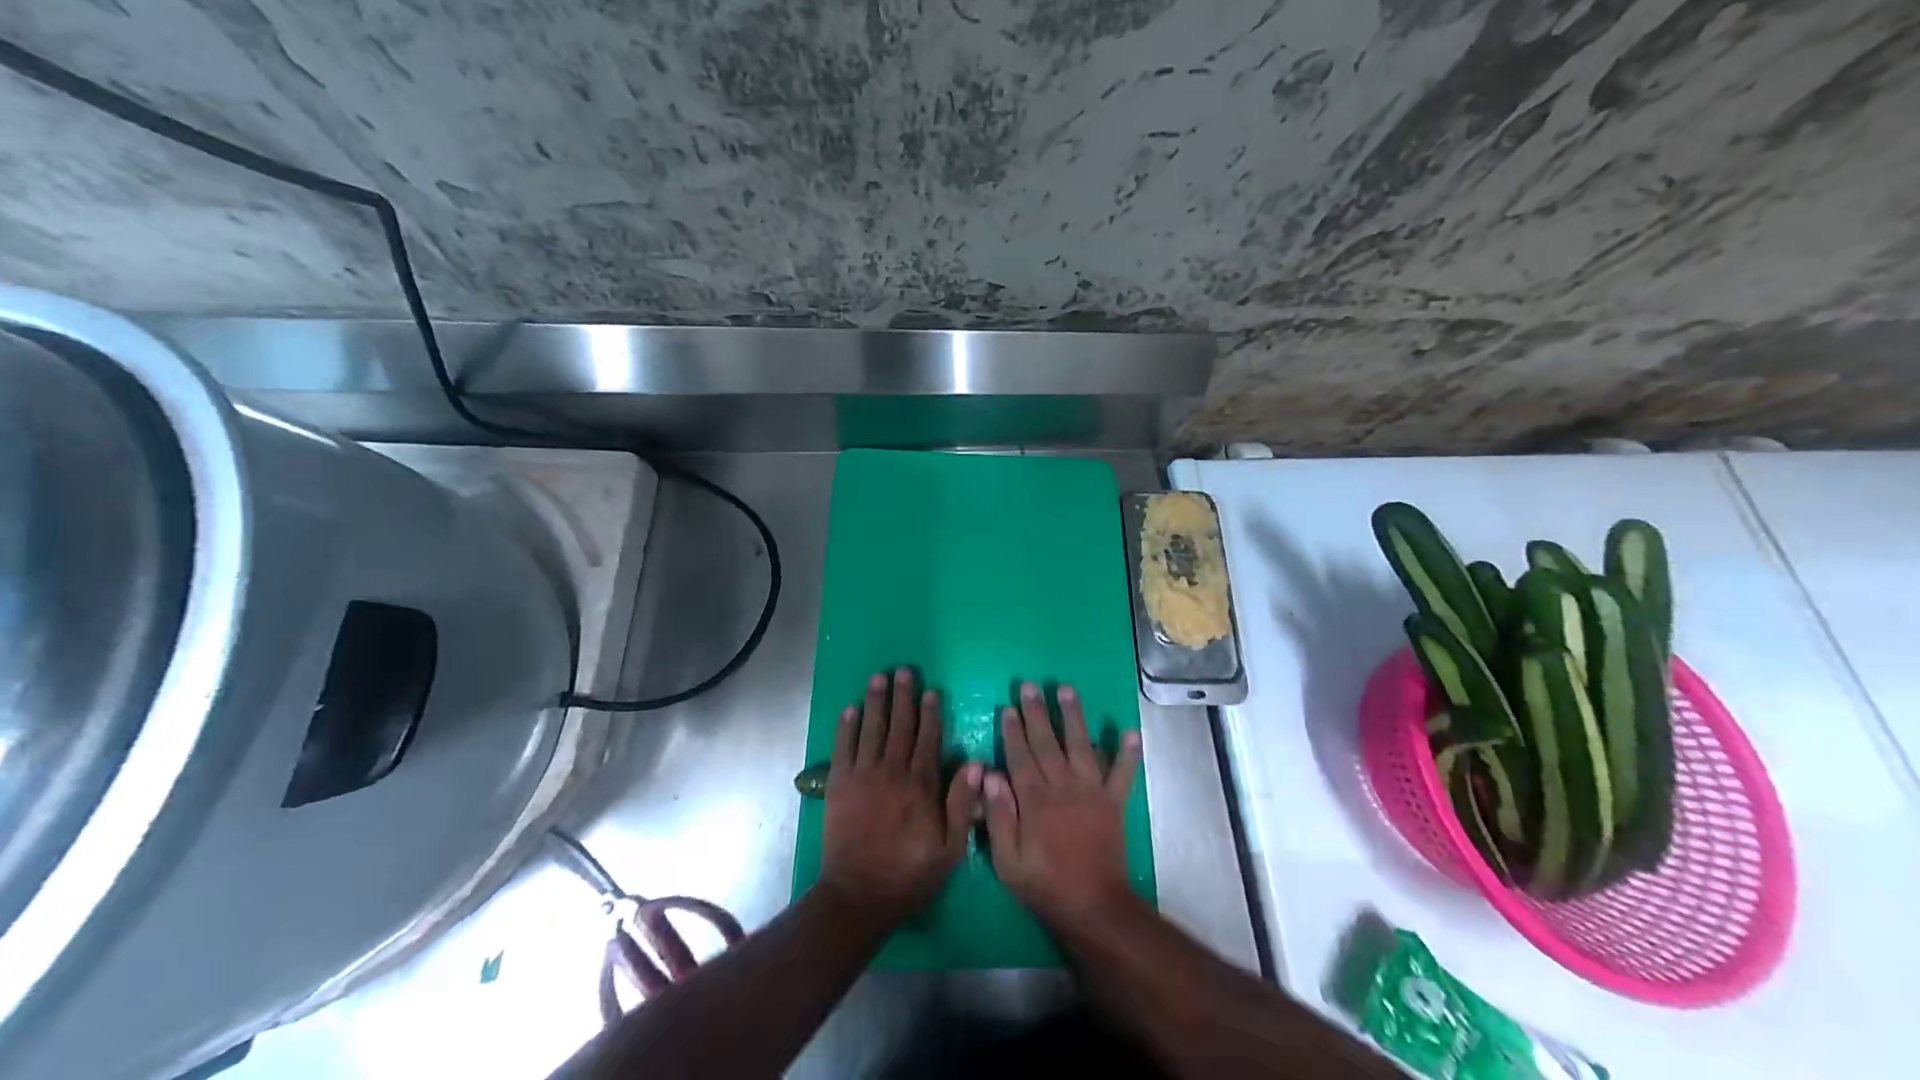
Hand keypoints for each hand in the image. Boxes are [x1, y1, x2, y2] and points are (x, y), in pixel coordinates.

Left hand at [819, 669, 982, 922]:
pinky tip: (851, 709)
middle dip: (903, 696)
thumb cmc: (909, 874)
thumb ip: (963, 804)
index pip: (928, 739)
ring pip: (871, 729)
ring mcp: (863, 775)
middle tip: (904, 671)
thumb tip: (977, 765)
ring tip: (879, 678)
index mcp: (921, 785)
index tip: (932, 690)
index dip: (930, 713)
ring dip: (876, 702)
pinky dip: (846, 727)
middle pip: (900, 726)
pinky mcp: (839, 784)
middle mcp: (892, 771)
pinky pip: (843, 747)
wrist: (858, 894)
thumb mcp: (950, 849)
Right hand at [983, 682, 1143, 926]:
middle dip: (1037, 713)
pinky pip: (1123, 774)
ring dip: (1074, 717)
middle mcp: (1063, 788)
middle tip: (1030, 686)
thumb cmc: (1045, 885)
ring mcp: (1092, 792)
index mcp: (1035, 801)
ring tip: (1067, 690)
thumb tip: (990, 776)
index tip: (1009, 708)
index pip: (1020, 757)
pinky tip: (1130, 732)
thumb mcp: (1007, 861)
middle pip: (1047, 743)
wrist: (1094, 906)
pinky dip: (1128, 754)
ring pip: (1081, 746)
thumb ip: (998, 817)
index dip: (1014, 732)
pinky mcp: (1114, 803)